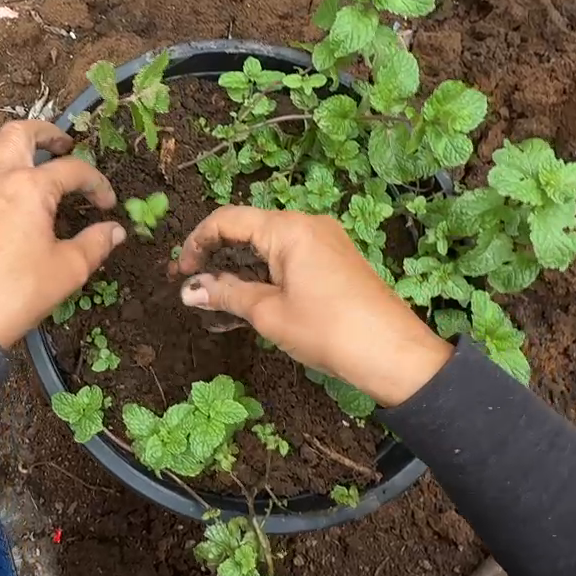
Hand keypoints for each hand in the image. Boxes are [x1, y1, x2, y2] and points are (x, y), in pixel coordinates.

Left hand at [0, 120, 126, 347]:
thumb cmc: (21, 292)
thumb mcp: (70, 269)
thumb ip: (96, 244)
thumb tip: (115, 231)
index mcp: (31, 187)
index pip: (72, 171)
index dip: (96, 184)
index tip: (107, 204)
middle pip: (17, 135)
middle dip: (44, 132)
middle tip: (63, 144)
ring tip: (14, 150)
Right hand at [172, 207, 453, 405]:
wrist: (396, 355)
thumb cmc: (327, 330)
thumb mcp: (268, 313)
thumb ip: (225, 294)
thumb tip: (188, 290)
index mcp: (288, 228)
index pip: (227, 220)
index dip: (196, 242)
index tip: (180, 272)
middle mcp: (306, 225)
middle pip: (247, 230)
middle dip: (215, 257)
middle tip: (191, 287)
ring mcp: (322, 243)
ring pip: (266, 249)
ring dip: (237, 272)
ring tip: (212, 303)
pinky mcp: (332, 262)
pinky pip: (287, 262)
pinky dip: (262, 279)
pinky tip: (243, 305)